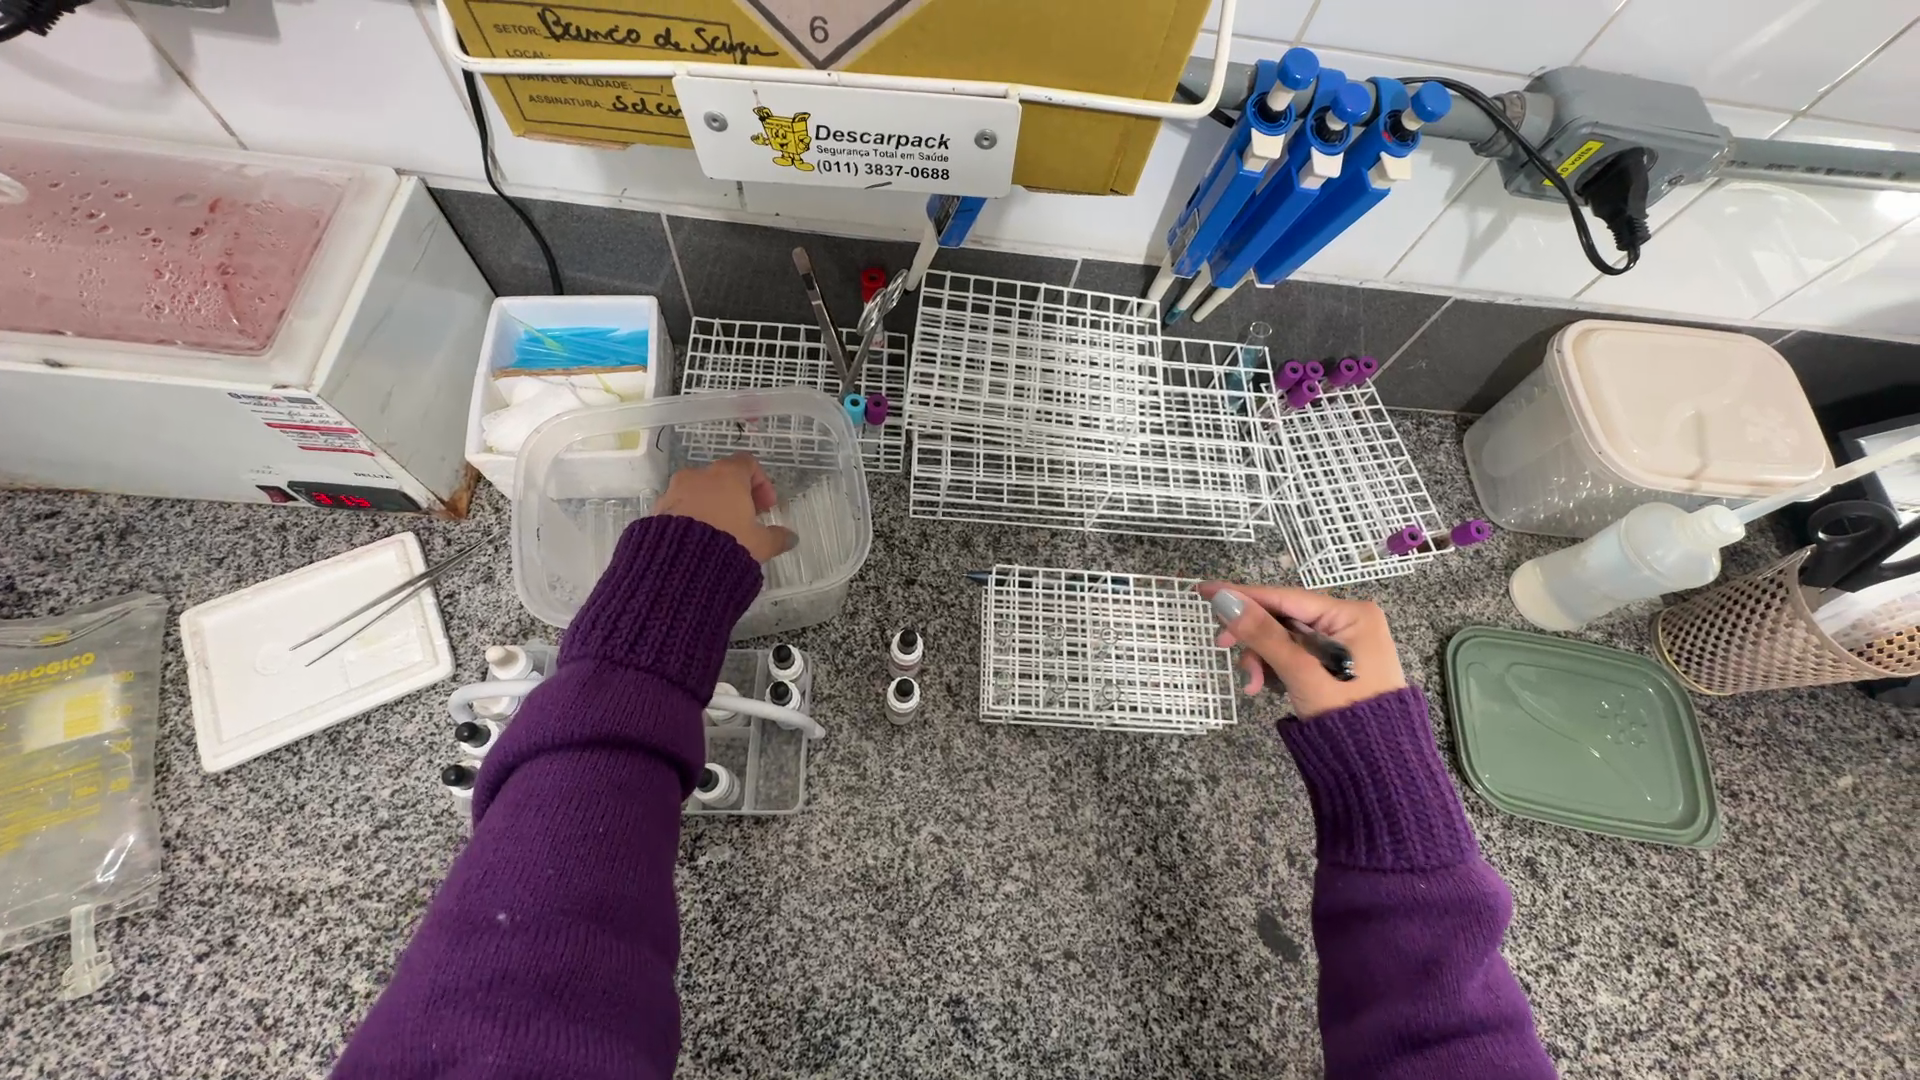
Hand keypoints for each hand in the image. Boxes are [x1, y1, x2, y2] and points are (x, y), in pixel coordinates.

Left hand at [650, 453, 796, 562]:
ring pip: (700, 491)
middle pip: (723, 477)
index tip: (767, 507)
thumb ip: (778, 538)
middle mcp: (699, 475)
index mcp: (727, 475)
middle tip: (747, 519)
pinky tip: (700, 539)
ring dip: (713, 505)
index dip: (762, 483)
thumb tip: (791, 538)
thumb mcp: (761, 544)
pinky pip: (681, 506)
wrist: (679, 563)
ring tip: (721, 532)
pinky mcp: (658, 509)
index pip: (748, 464)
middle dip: (737, 496)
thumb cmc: (728, 542)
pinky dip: (693, 516)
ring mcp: (675, 490)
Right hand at [1197, 583, 1406, 717]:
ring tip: (1252, 686)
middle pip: (1282, 618)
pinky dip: (1273, 668)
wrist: (1376, 763)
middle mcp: (1347, 622)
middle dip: (1253, 639)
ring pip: (1282, 639)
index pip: (1285, 597)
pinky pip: (1291, 655)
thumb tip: (1223, 600)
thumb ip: (1262, 632)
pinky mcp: (1330, 664)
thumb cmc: (1344, 709)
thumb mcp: (1299, 668)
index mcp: (1350, 614)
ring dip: (1260, 659)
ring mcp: (1340, 644)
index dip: (1243, 594)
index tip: (1205, 590)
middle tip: (1221, 646)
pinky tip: (1264, 687)